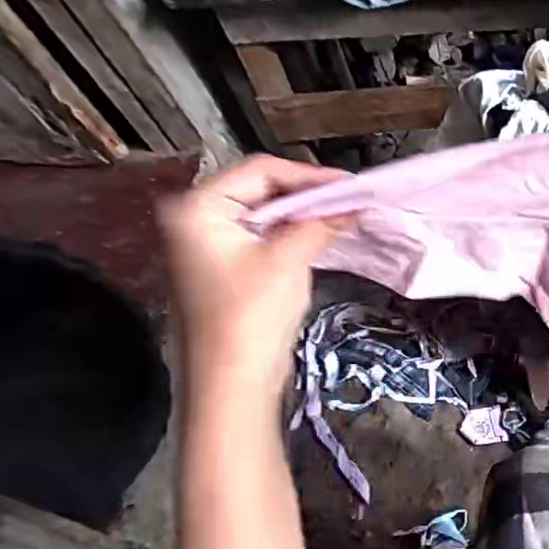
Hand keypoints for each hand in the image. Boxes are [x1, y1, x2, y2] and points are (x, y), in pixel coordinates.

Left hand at [157, 154, 348, 399]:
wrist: (233, 378)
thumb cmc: (251, 317)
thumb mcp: (288, 260)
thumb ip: (319, 224)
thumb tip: (351, 204)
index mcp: (198, 207)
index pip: (260, 171)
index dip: (310, 175)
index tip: (352, 185)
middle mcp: (196, 218)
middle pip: (261, 189)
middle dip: (309, 194)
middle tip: (352, 200)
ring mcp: (210, 243)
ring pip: (266, 213)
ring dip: (305, 215)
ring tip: (344, 216)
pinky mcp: (228, 266)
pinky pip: (265, 236)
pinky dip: (295, 234)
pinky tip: (323, 236)